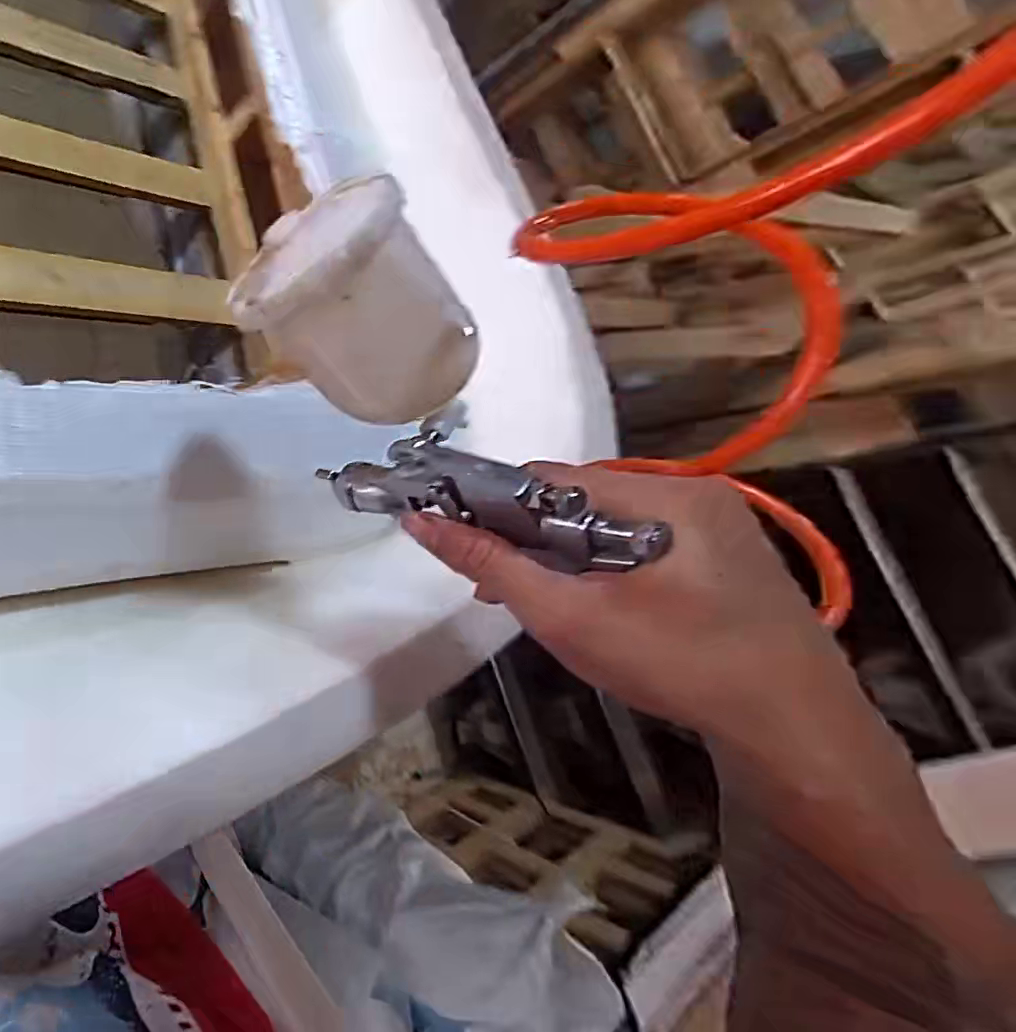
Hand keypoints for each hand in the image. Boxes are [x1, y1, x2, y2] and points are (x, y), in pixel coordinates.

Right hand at [401, 463, 863, 750]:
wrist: (794, 734)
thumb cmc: (675, 664)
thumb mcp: (564, 613)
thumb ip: (488, 561)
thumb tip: (418, 521)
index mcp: (664, 496)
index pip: (545, 478)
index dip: (492, 506)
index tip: (462, 544)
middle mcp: (690, 494)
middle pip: (570, 499)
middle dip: (523, 539)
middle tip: (497, 585)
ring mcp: (709, 523)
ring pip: (594, 521)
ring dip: (553, 554)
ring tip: (531, 597)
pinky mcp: (715, 552)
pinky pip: (625, 540)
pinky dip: (588, 563)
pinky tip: (580, 600)